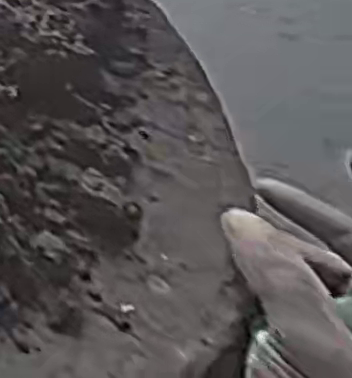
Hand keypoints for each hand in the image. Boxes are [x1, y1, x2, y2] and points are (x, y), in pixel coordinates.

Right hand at [222, 178, 351, 375]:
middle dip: (273, 246)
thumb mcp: (318, 348)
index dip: (316, 214)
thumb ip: (284, 282)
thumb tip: (241, 221)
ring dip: (256, 274)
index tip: (263, 186)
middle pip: (327, 269)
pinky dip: (250, 301)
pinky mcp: (307, 356)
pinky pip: (282, 319)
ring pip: (301, 294)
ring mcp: (334, 344)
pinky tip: (217, 296)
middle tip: (220, 233)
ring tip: (210, 264)